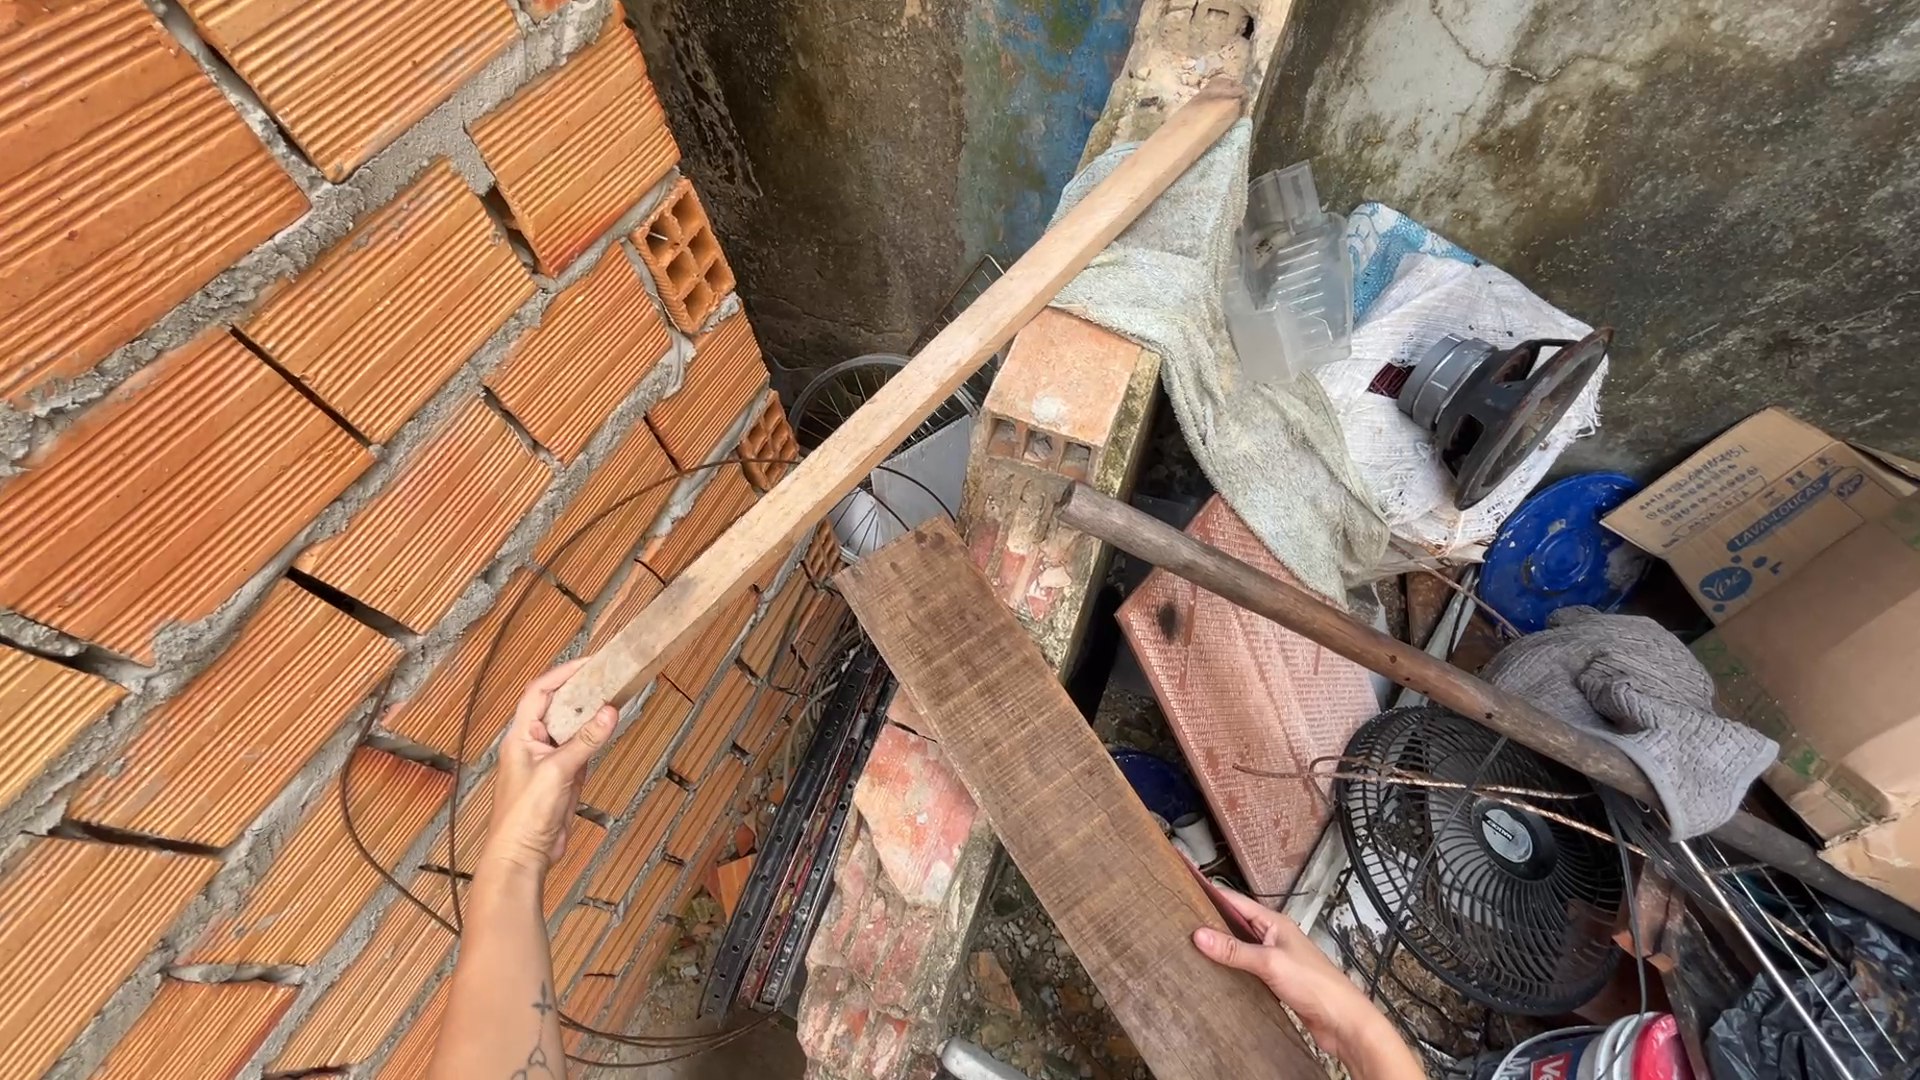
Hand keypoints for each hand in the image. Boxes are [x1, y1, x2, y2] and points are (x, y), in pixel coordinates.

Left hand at [483, 659, 616, 874]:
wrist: (522, 857)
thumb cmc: (524, 816)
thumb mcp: (558, 772)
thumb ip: (586, 740)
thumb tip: (610, 710)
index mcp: (520, 736)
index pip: (540, 692)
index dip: (564, 674)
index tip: (592, 663)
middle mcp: (533, 743)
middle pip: (557, 705)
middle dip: (582, 689)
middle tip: (609, 676)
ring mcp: (549, 759)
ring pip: (572, 726)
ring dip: (591, 713)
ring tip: (615, 696)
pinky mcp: (563, 775)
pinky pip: (581, 747)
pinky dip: (596, 737)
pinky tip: (609, 729)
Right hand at [1193, 889, 1419, 1078]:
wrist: (1345, 1023)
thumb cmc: (1316, 985)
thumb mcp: (1270, 963)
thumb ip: (1234, 950)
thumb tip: (1200, 934)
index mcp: (1273, 922)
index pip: (1233, 900)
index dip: (1209, 894)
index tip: (1186, 888)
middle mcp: (1272, 936)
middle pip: (1234, 922)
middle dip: (1210, 921)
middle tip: (1181, 920)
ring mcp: (1274, 957)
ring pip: (1239, 946)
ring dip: (1221, 946)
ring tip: (1191, 945)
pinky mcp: (1275, 979)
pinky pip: (1246, 967)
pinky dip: (1231, 967)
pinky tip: (1216, 972)